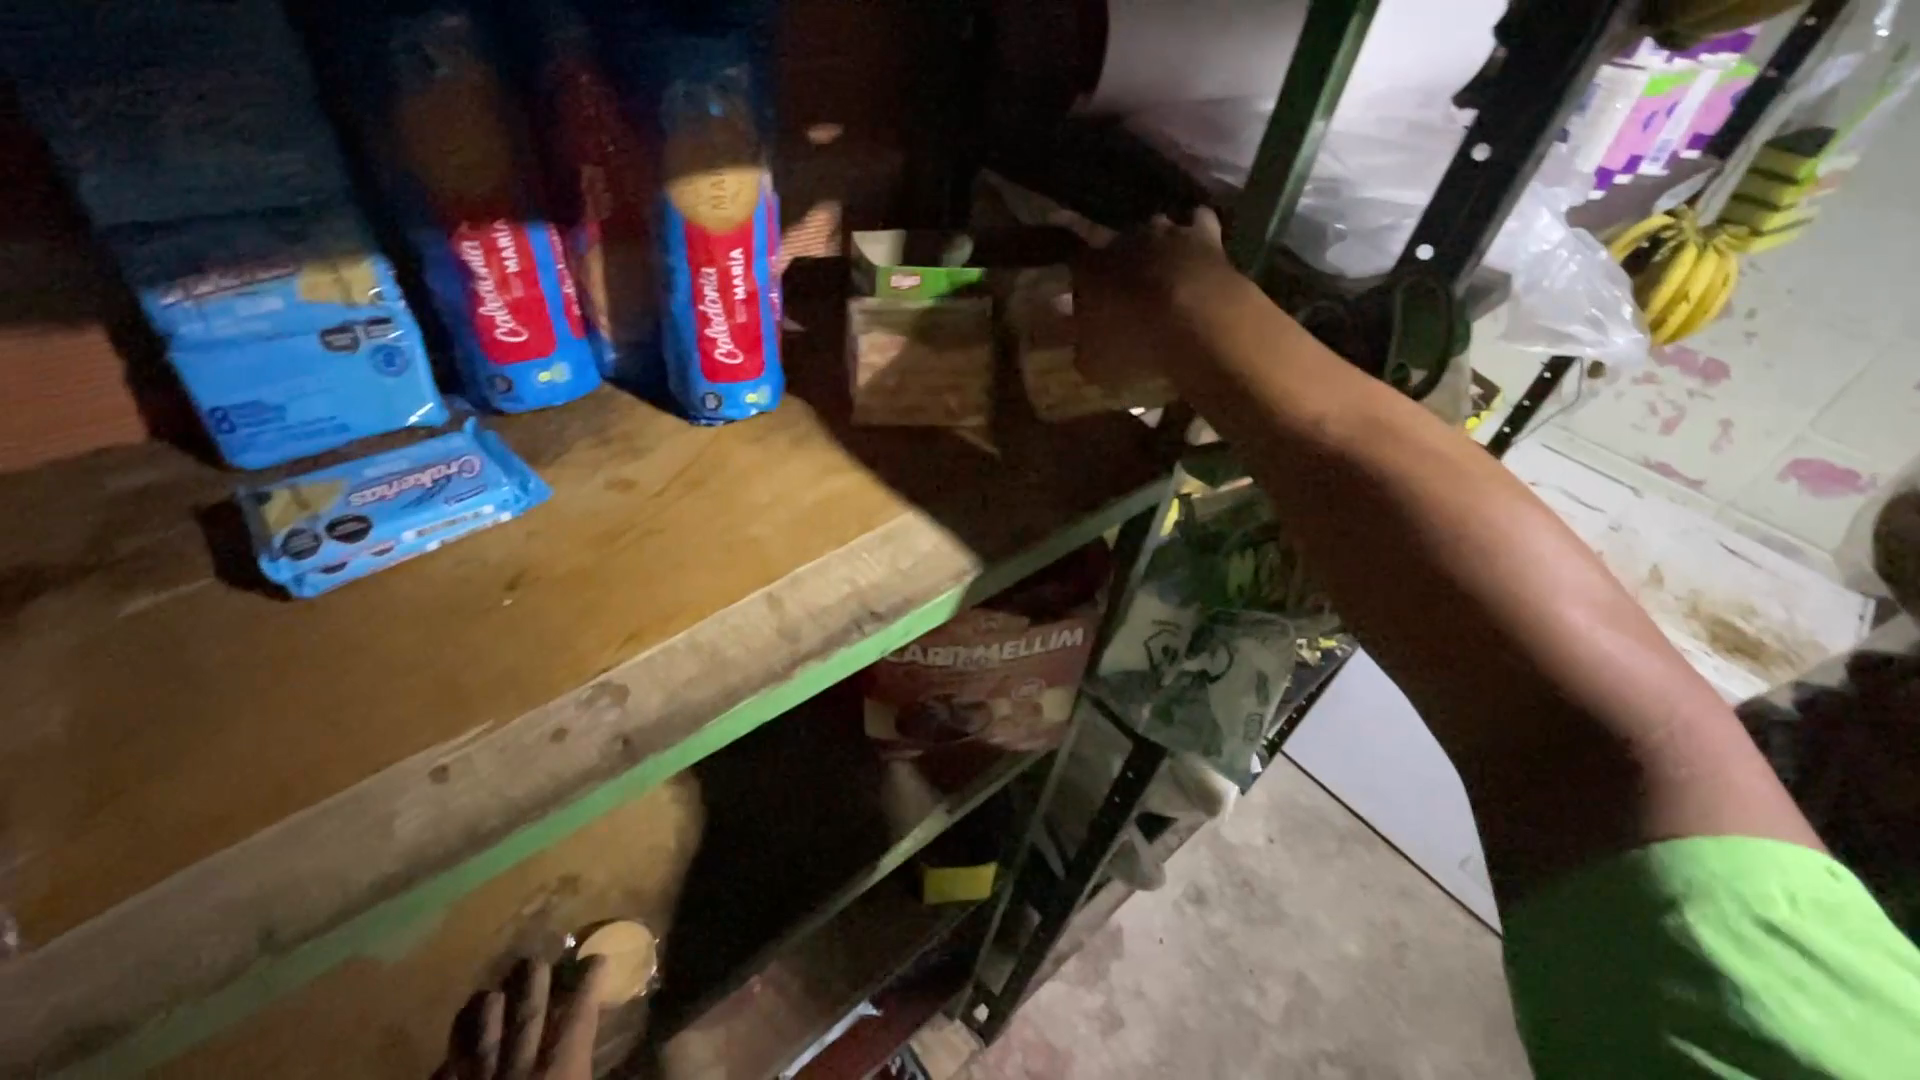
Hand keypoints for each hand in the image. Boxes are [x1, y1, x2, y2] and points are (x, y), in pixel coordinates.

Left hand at [436, 958, 606, 1079]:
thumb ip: (609, 1071)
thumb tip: (639, 1058)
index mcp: (560, 1071)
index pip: (579, 1016)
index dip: (589, 983)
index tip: (597, 958)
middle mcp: (519, 1069)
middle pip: (526, 1016)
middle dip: (531, 983)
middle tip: (534, 957)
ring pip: (479, 1038)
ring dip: (483, 1012)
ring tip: (487, 991)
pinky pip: (444, 1074)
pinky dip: (449, 1060)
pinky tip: (450, 1053)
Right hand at [1071, 207, 1237, 394]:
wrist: (1201, 327)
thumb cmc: (1136, 347)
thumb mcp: (1094, 363)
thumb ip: (1082, 347)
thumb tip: (1076, 343)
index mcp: (1092, 268)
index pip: (1074, 261)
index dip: (1078, 278)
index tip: (1082, 296)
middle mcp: (1125, 241)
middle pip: (1116, 244)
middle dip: (1118, 263)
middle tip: (1125, 290)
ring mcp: (1167, 234)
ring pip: (1155, 226)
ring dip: (1156, 243)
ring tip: (1162, 268)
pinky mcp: (1206, 237)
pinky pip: (1199, 221)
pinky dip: (1197, 230)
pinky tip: (1199, 248)